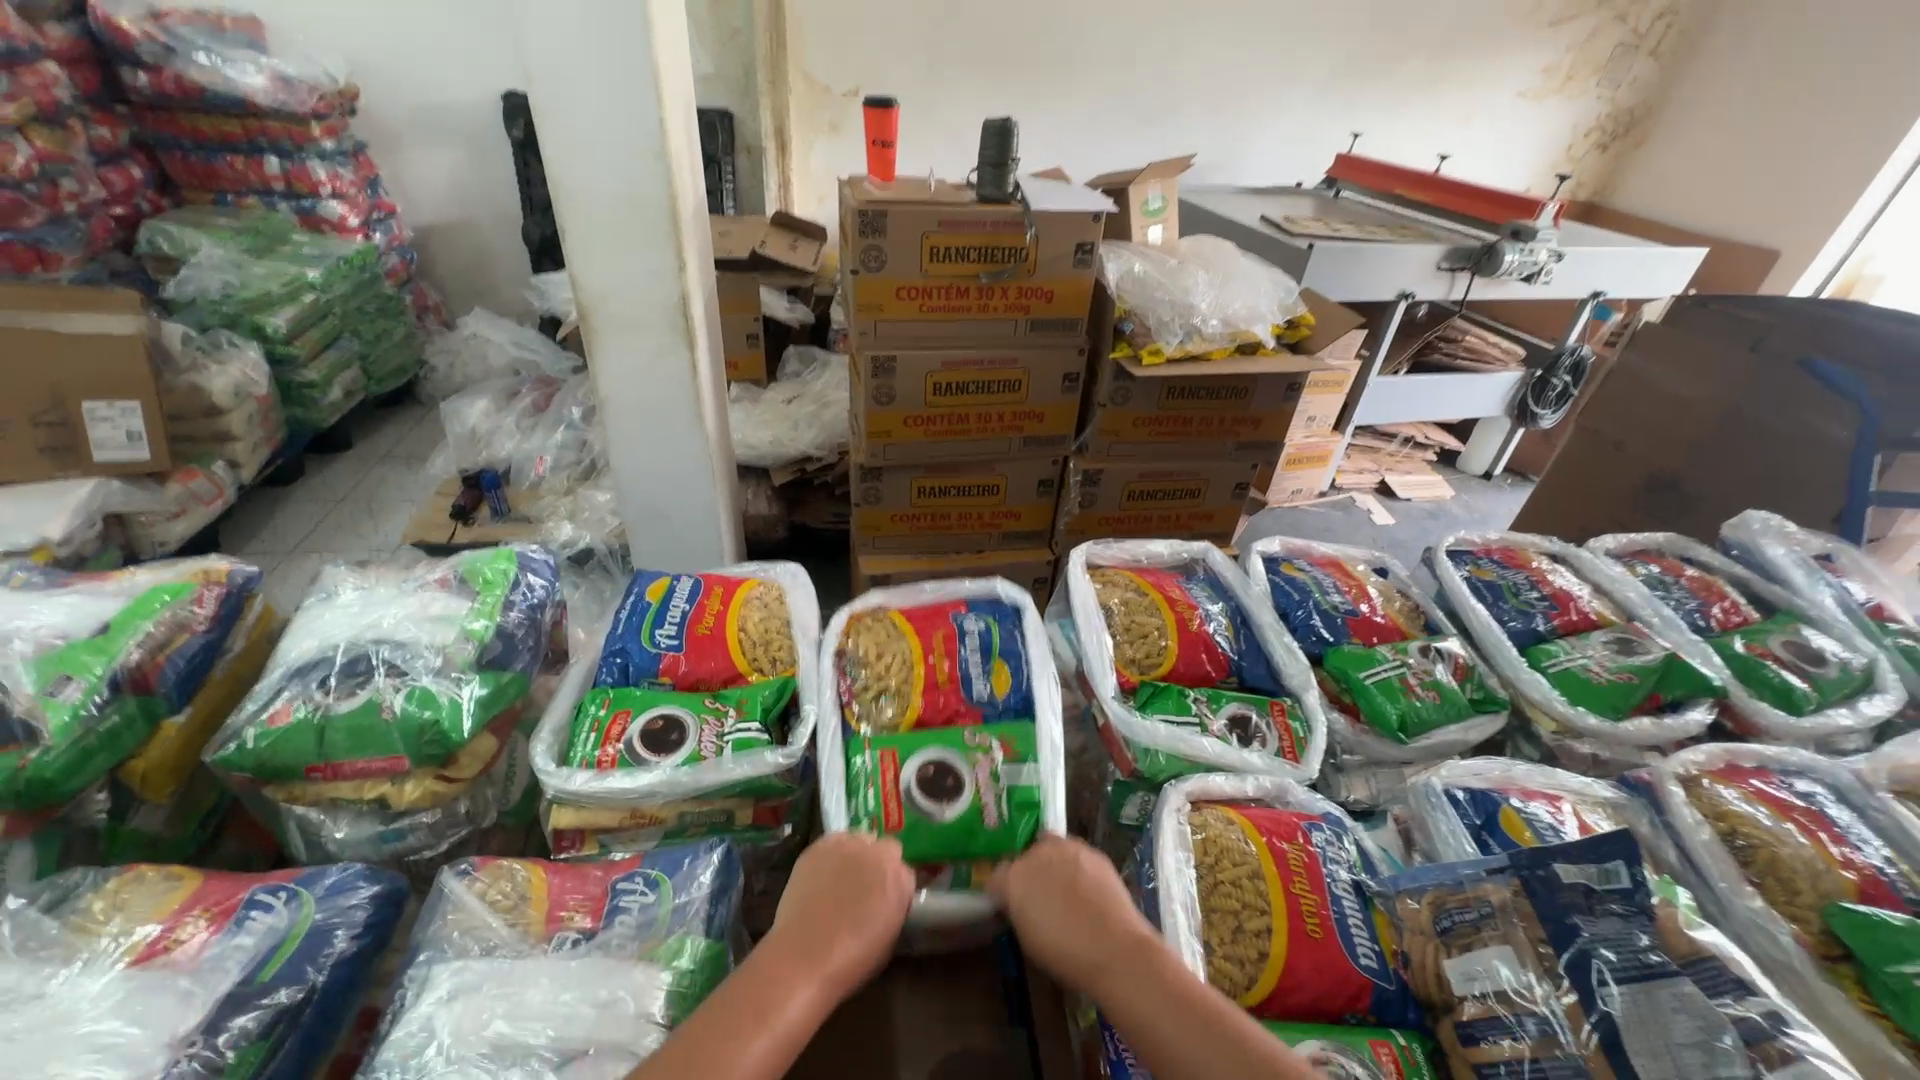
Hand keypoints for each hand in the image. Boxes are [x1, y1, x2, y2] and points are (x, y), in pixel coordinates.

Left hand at [767, 832, 914, 998]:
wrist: (805, 955)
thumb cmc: (852, 959)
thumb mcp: (891, 936)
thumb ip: (895, 905)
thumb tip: (887, 898)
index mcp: (900, 878)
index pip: (906, 871)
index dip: (894, 885)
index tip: (885, 898)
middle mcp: (878, 854)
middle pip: (886, 848)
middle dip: (879, 863)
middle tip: (865, 886)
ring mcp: (847, 846)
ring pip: (859, 839)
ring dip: (856, 854)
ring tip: (842, 877)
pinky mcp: (819, 846)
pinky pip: (832, 842)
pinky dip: (831, 853)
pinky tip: (823, 874)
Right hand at [989, 834, 1166, 993]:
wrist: (1114, 949)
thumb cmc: (1063, 955)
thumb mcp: (1026, 938)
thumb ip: (1017, 911)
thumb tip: (1020, 905)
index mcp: (1012, 878)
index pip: (996, 877)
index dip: (1003, 893)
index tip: (1011, 908)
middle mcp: (1036, 854)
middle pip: (1025, 856)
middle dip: (1028, 872)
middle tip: (1039, 896)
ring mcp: (1067, 849)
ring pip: (1051, 846)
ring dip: (1052, 862)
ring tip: (1065, 887)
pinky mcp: (1094, 851)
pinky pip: (1076, 853)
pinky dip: (1077, 866)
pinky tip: (1087, 888)